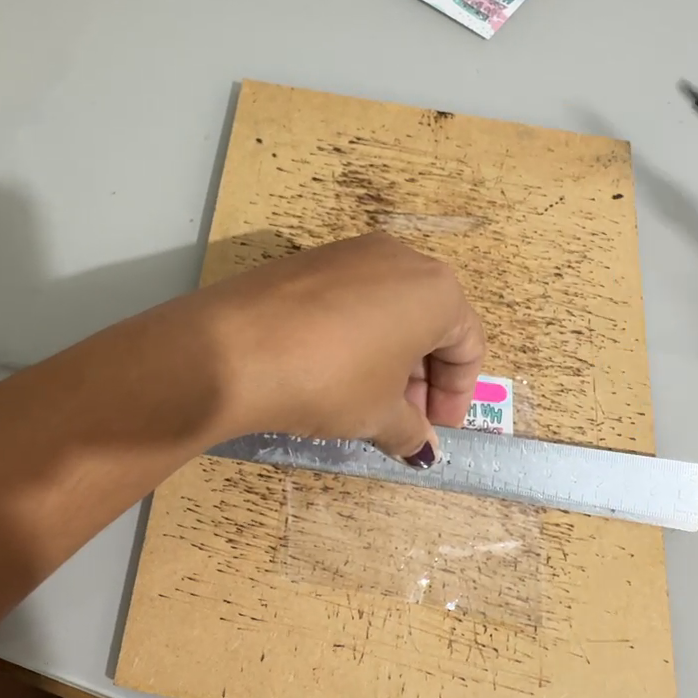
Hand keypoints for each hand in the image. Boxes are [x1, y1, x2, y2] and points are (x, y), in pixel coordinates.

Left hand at [186, 233, 485, 466]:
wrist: (230, 349)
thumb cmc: (328, 380)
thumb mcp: (378, 414)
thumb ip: (410, 430)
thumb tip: (420, 445)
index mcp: (435, 288)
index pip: (467, 345)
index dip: (456, 395)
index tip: (435, 431)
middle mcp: (397, 257)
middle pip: (428, 322)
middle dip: (421, 377)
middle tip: (402, 421)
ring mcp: (348, 252)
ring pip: (387, 309)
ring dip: (388, 356)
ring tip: (364, 401)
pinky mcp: (306, 260)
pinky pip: (348, 299)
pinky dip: (353, 335)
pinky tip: (328, 370)